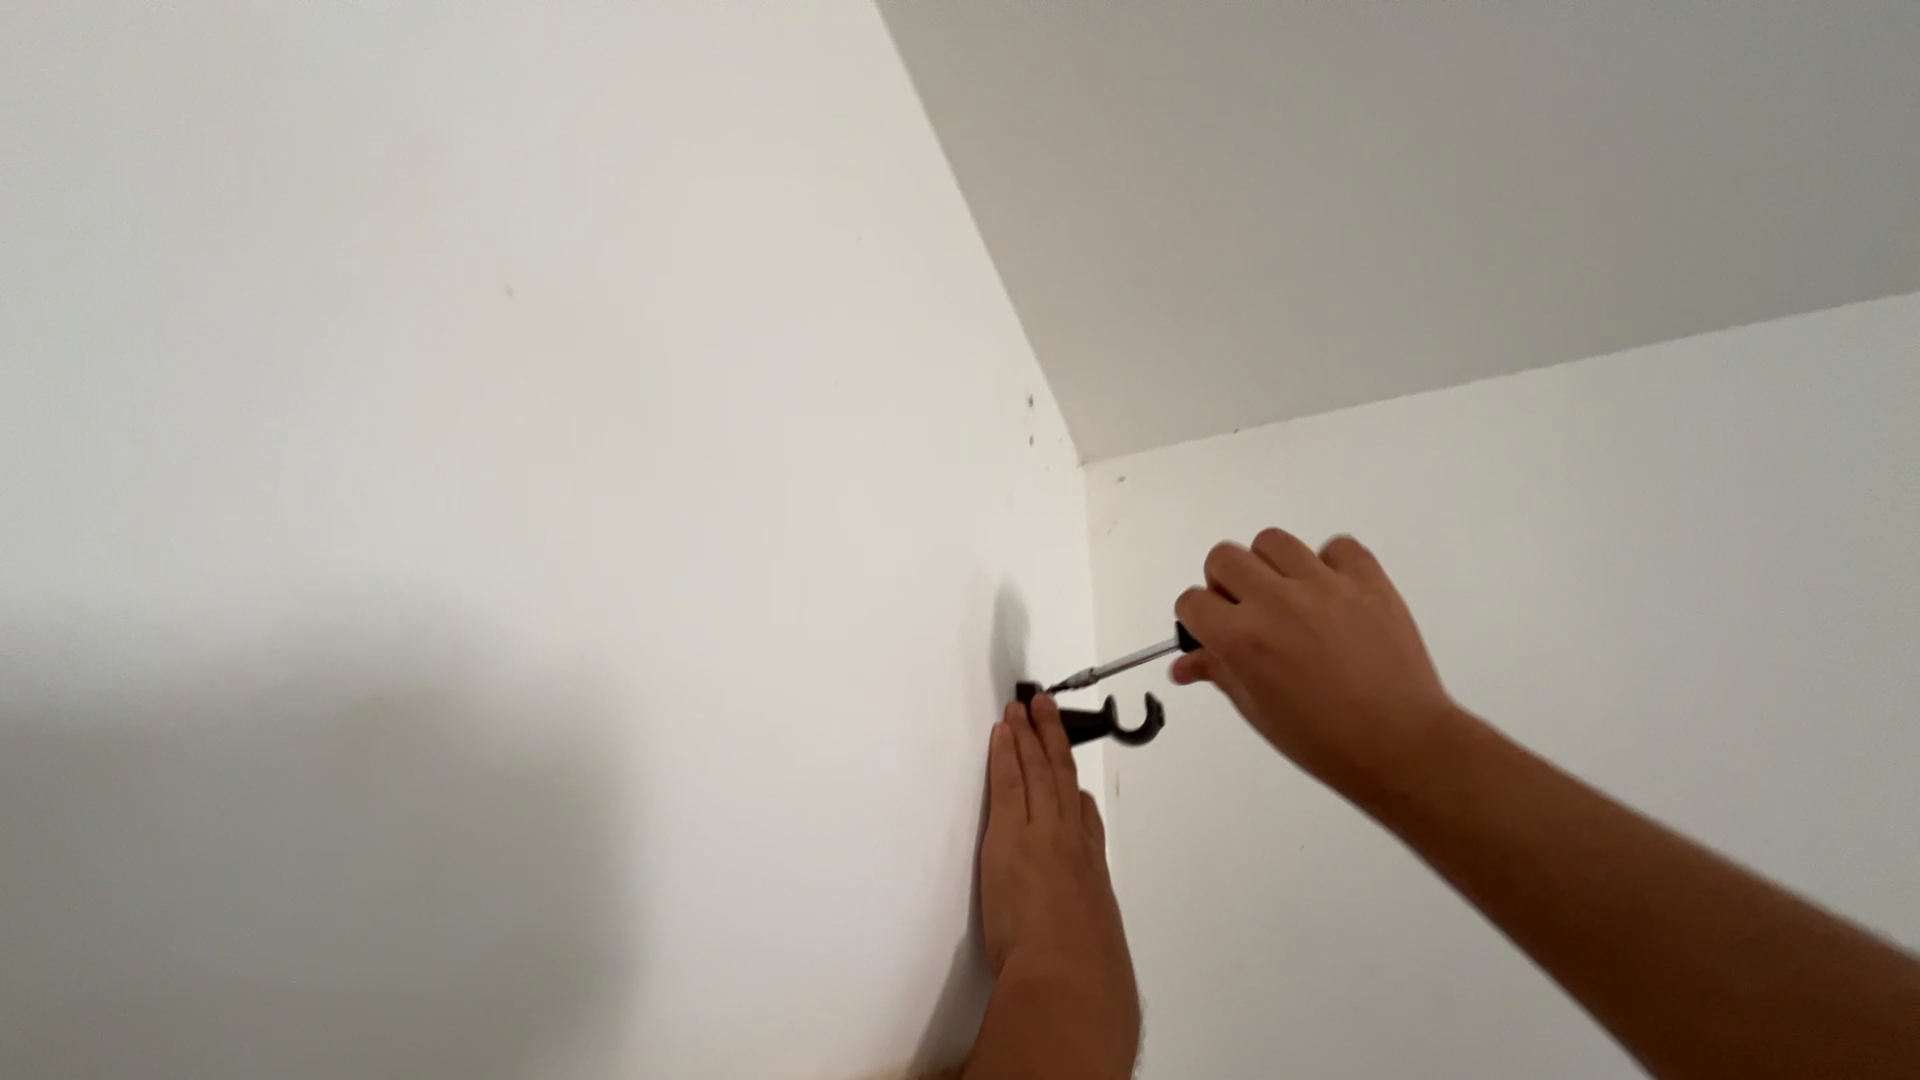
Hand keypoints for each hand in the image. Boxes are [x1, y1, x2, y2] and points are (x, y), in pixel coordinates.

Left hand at [976, 695, 1138, 1068]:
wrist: (1067, 976)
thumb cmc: (1083, 977)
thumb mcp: (1099, 944)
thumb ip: (1091, 923)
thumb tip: (1089, 921)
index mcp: (1091, 870)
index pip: (1087, 820)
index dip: (1077, 795)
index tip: (1074, 783)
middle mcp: (1071, 840)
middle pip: (1063, 778)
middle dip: (1054, 739)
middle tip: (1046, 708)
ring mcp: (1043, 831)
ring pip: (1039, 768)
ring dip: (1032, 733)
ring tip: (1025, 706)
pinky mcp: (1010, 832)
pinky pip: (1010, 780)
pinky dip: (1007, 752)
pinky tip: (1002, 732)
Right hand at [1172, 529, 1466, 790]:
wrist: (1401, 744)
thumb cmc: (1323, 738)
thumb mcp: (1256, 710)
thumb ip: (1218, 672)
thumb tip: (1184, 664)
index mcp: (1241, 639)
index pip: (1192, 601)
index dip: (1196, 617)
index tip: (1210, 629)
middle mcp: (1275, 602)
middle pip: (1223, 558)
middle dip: (1224, 583)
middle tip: (1244, 609)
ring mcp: (1323, 585)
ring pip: (1272, 541)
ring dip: (1269, 565)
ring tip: (1287, 595)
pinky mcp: (1367, 580)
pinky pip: (1336, 546)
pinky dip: (1329, 563)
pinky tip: (1331, 593)